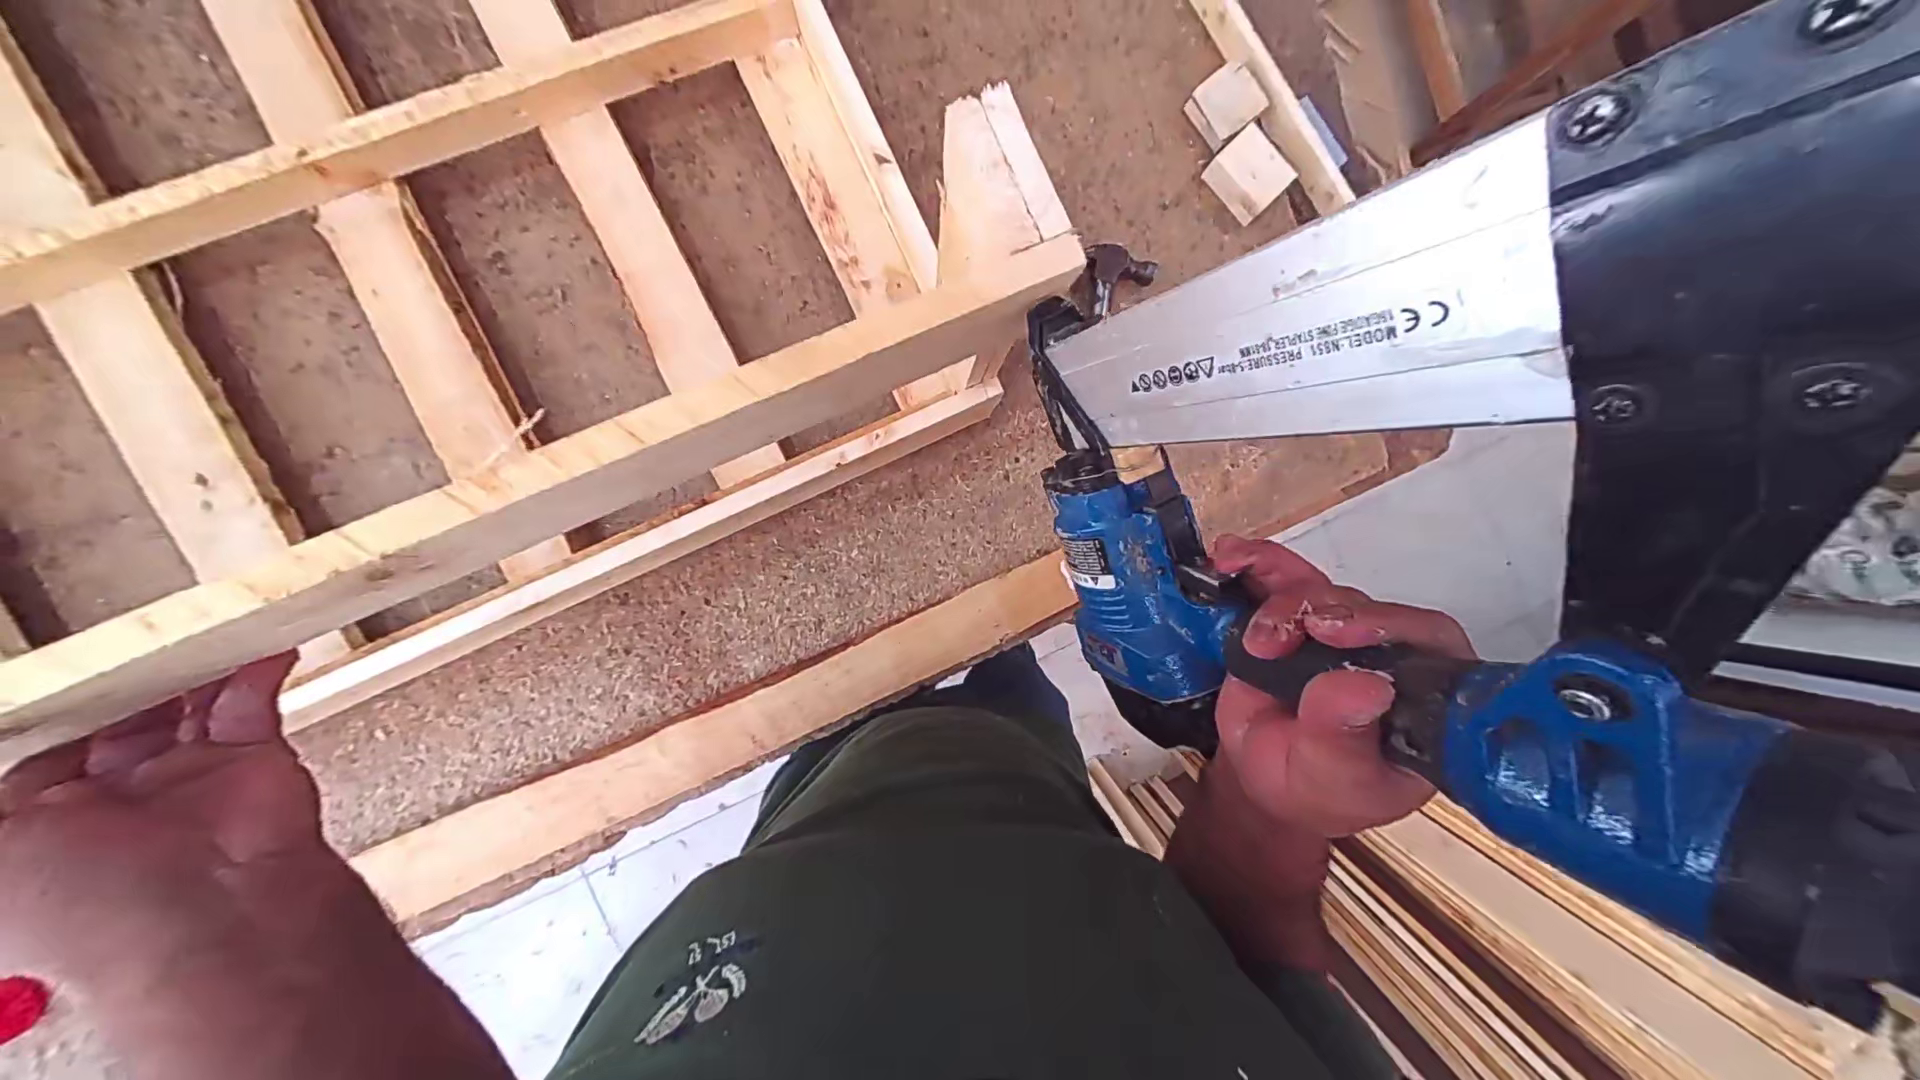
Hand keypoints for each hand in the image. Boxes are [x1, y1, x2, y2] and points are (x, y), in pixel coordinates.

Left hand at [0, 657, 509, 1079]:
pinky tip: (256, 651)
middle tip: (133, 642)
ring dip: (190, 671)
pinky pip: (251, 704)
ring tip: (195, 634)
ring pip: (187, 706)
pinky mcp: (254, 756)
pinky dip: (257, 673)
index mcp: (45, 824)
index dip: (56, 707)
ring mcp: (195, 775)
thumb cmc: (96, 903)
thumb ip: (13, 785)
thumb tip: (15, 724)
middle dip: (127, 681)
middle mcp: (123, 798)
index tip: (65, 669)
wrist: (214, 906)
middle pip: (122, 718)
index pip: (48, 748)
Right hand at [1210, 534, 1475, 837]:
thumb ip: (1343, 736)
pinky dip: (1250, 563)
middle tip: (1272, 644)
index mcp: (1418, 690)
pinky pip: (1273, 576)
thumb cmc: (1312, 786)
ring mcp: (1330, 629)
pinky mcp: (1286, 614)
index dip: (1389, 624)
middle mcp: (1381, 650)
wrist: (1259, 776)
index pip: (1427, 640)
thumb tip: (1365, 687)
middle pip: (1360, 606)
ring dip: (1277, 597)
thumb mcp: (1331, 776)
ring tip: (1252, 636)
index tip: (1340, 632)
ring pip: (1315, 587)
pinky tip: (1227, 557)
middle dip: (1313, 614)